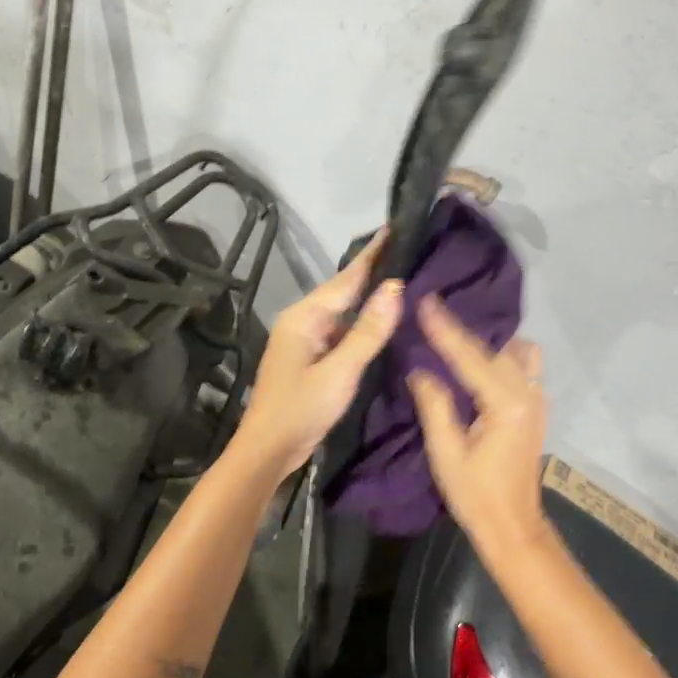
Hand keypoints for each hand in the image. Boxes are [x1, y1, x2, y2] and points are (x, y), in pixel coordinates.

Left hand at [232, 234, 403, 475]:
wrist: (268, 450)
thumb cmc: (301, 409)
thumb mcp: (340, 371)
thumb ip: (368, 332)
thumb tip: (395, 288)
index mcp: (305, 317)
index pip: (346, 278)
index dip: (373, 255)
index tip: (394, 228)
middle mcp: (302, 322)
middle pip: (343, 292)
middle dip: (373, 273)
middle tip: (409, 253)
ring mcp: (304, 342)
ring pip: (343, 314)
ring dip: (369, 300)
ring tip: (404, 282)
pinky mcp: (309, 361)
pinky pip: (340, 334)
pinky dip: (361, 326)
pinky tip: (382, 325)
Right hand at [407, 296, 550, 553]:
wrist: (512, 525)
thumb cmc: (474, 494)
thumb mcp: (445, 452)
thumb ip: (435, 405)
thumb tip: (420, 370)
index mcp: (504, 403)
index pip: (469, 356)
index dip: (444, 328)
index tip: (426, 300)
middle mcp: (527, 394)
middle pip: (495, 349)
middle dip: (464, 331)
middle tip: (433, 313)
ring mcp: (536, 400)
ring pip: (517, 353)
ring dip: (488, 342)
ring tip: (456, 335)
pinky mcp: (535, 409)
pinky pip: (523, 368)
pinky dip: (502, 356)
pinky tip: (478, 359)